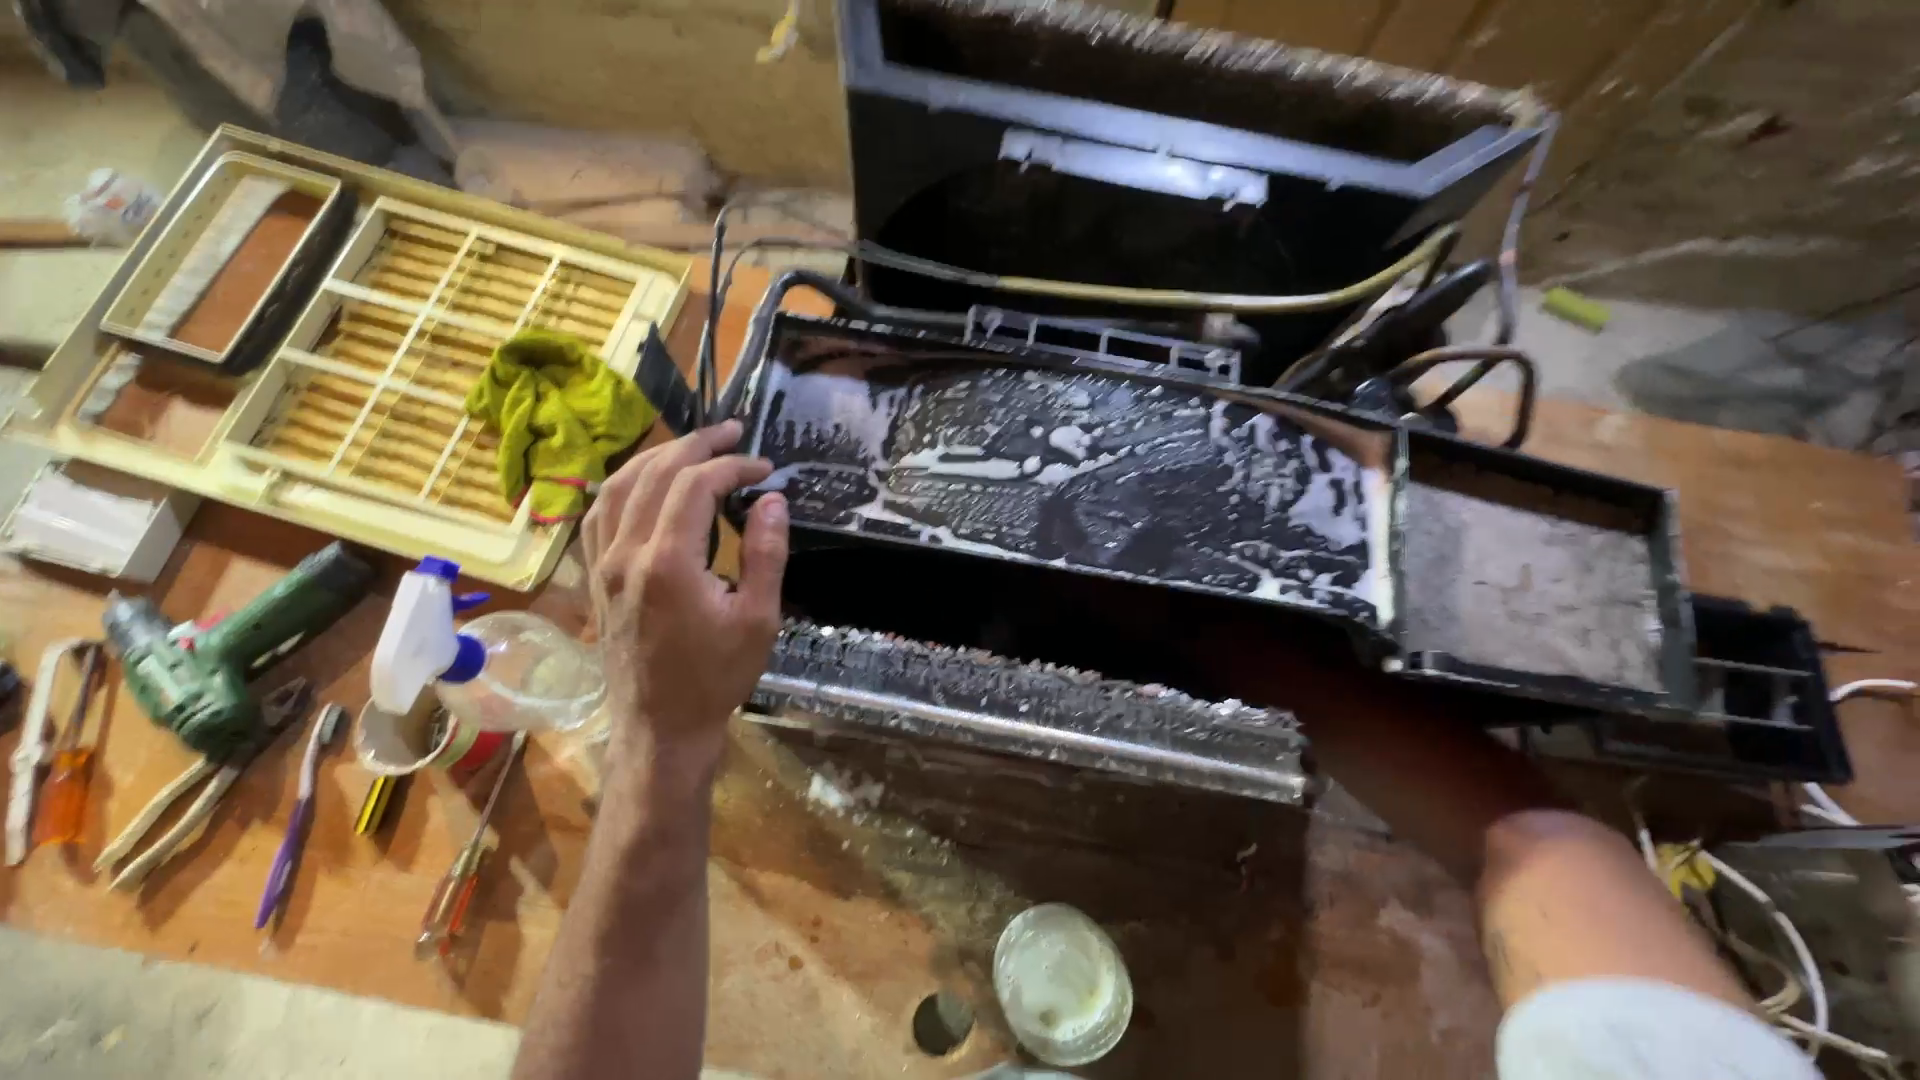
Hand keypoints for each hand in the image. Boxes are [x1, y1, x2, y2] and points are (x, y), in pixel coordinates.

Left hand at [582, 420, 788, 766]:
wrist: (661, 726)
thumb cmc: (716, 678)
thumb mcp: (758, 620)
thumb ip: (766, 554)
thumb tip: (772, 500)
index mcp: (667, 563)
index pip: (695, 486)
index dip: (733, 466)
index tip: (764, 468)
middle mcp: (626, 554)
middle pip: (654, 474)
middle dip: (696, 445)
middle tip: (731, 432)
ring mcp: (602, 565)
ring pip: (617, 486)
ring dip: (656, 457)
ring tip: (691, 446)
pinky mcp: (594, 578)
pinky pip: (598, 514)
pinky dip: (623, 485)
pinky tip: (643, 482)